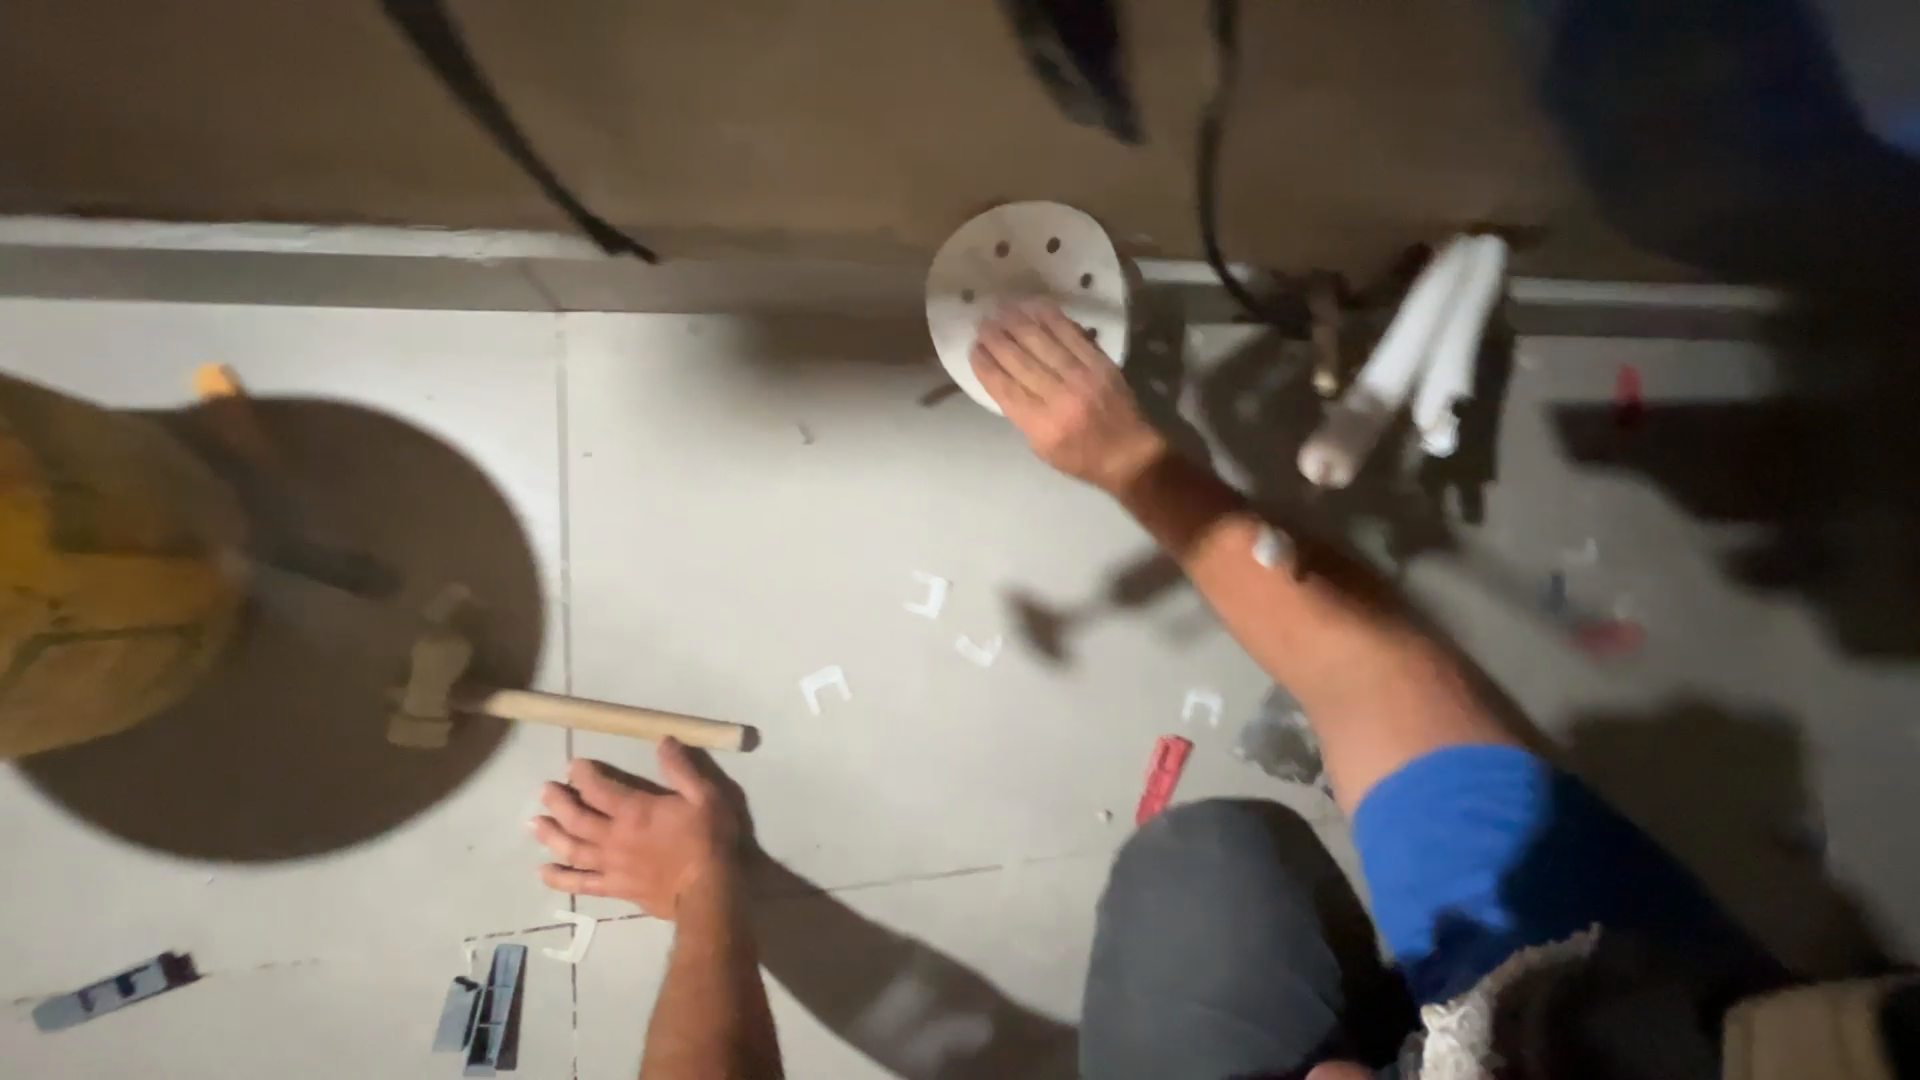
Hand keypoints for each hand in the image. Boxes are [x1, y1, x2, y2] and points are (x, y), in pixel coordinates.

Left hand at [531, 738, 745, 918]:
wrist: (709, 889)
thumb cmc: (708, 838)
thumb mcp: (705, 795)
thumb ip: (681, 769)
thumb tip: (663, 741)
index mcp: (635, 811)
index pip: (599, 789)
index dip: (583, 775)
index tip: (572, 765)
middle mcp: (614, 837)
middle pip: (577, 818)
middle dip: (559, 802)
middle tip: (544, 790)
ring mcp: (611, 865)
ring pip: (571, 849)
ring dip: (550, 836)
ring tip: (534, 823)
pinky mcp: (614, 888)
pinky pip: (580, 883)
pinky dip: (559, 878)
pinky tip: (543, 872)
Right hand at [970, 302, 1167, 493]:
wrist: (1128, 454)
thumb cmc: (1081, 458)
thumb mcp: (1041, 448)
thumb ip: (1022, 415)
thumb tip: (1004, 380)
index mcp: (1041, 424)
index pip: (1005, 388)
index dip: (986, 365)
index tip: (973, 348)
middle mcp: (1059, 397)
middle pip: (1020, 360)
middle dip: (996, 339)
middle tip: (982, 323)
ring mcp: (1081, 376)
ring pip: (1042, 342)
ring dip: (1018, 322)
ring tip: (1001, 309)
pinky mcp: (1099, 362)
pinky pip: (1071, 334)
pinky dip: (1051, 318)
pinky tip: (1035, 306)